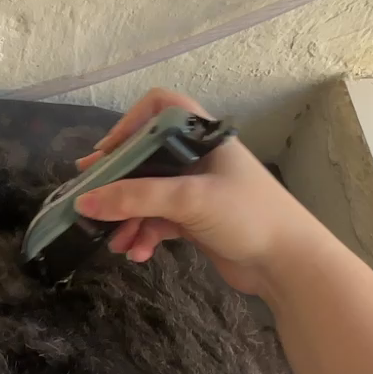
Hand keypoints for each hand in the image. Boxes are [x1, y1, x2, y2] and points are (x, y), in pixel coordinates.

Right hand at [73, 88, 324, 294]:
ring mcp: (195, 190)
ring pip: (146, 196)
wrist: (288, 264)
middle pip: (144, 159)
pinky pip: (156, 221)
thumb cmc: (247, 216)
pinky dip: (143, 235)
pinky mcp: (194, 220)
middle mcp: (196, 159)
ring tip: (116, 243)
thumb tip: (84, 202)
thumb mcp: (188, 200)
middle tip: (86, 201)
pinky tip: (137, 253)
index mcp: (201, 137)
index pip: (159, 109)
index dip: (128, 125)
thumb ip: (135, 198)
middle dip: (117, 184)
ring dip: (127, 218)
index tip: (105, 154)